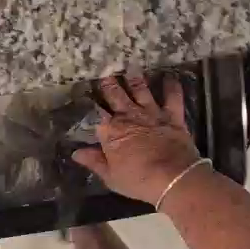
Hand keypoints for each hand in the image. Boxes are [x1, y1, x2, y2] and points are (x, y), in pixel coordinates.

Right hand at [70, 72, 206, 203]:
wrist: (173, 178)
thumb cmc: (138, 180)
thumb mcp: (110, 176)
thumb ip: (94, 161)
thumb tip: (76, 152)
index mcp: (110, 131)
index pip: (96, 112)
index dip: (89, 102)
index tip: (83, 93)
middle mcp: (129, 116)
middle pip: (116, 95)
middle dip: (109, 84)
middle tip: (105, 73)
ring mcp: (152, 113)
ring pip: (141, 90)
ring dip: (135, 79)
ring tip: (131, 68)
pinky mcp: (172, 116)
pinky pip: (172, 97)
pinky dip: (171, 86)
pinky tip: (170, 77)